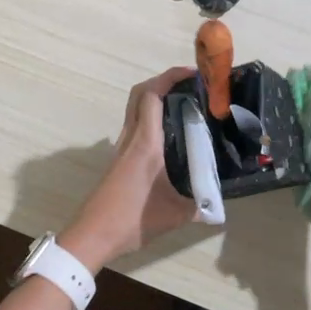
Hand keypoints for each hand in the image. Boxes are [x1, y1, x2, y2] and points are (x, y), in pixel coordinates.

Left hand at [61, 67, 200, 271]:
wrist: (92, 235)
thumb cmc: (131, 220)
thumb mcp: (174, 215)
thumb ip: (199, 206)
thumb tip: (218, 204)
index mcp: (145, 143)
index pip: (152, 96)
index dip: (170, 77)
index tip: (193, 74)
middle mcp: (131, 138)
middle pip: (140, 94)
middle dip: (163, 81)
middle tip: (190, 85)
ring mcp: (122, 147)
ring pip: (136, 108)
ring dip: (157, 98)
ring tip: (185, 104)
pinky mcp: (120, 158)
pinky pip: (136, 125)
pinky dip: (152, 117)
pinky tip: (171, 134)